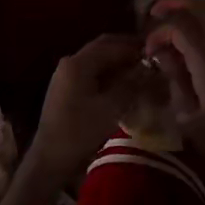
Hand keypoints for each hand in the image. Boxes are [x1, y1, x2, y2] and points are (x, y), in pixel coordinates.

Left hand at [30, 34, 145, 184]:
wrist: (50, 158)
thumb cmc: (80, 131)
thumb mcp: (111, 108)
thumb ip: (131, 85)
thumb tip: (148, 69)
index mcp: (78, 63)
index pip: (111, 45)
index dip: (134, 47)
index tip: (155, 51)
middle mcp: (70, 63)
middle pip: (102, 48)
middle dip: (125, 51)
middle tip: (149, 57)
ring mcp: (66, 76)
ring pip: (97, 61)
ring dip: (118, 62)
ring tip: (140, 70)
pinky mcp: (66, 90)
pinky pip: (91, 73)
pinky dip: (109, 74)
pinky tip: (123, 83)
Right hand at [144, 0, 204, 176]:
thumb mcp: (187, 116)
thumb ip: (173, 79)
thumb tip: (160, 52)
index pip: (180, 26)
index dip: (158, 31)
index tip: (146, 50)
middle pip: (199, 6)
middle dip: (172, 3)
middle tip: (149, 12)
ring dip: (186, 5)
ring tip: (164, 14)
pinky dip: (198, 14)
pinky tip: (184, 28)